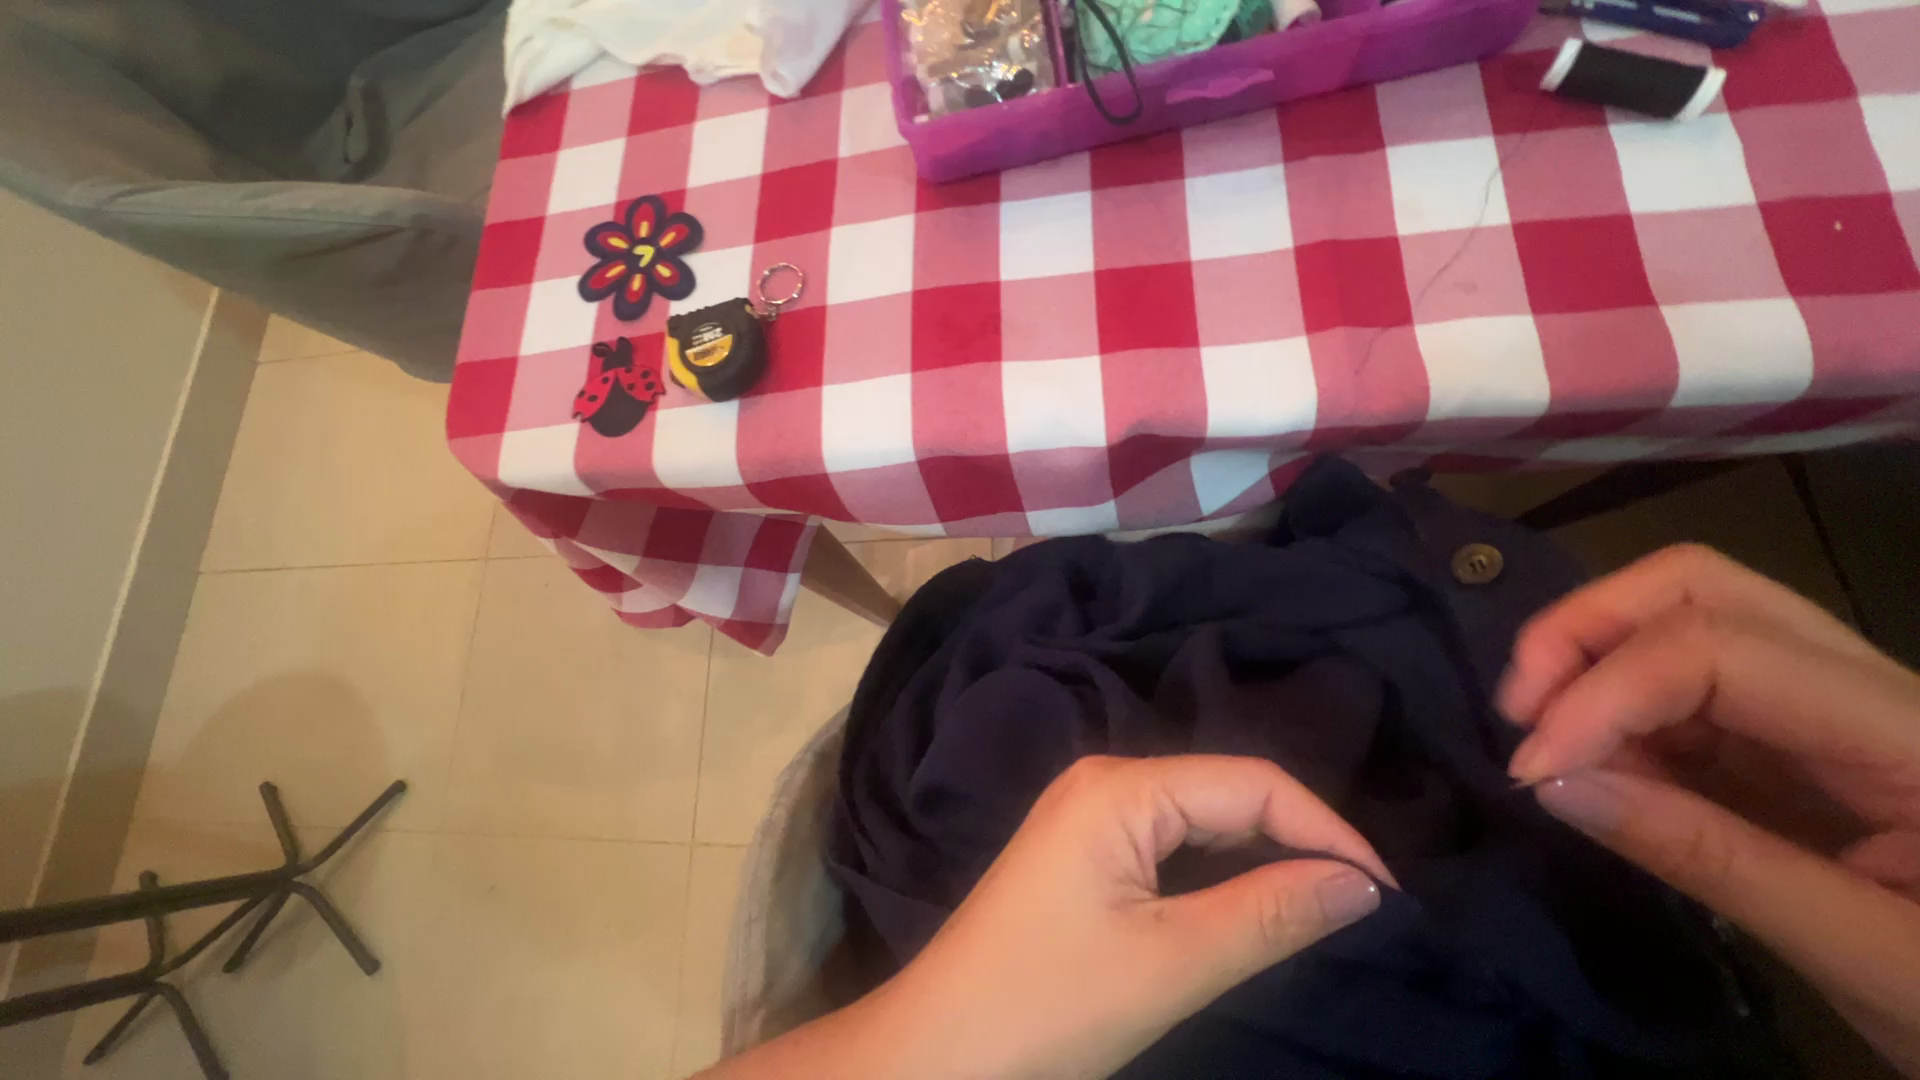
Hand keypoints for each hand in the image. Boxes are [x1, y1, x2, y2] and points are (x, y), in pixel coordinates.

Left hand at [700, 755, 1390, 1079]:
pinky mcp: (1084, 850)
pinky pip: (1170, 843)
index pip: (1250, 782)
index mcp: (1120, 786)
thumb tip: (1363, 885)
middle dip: (1297, 839)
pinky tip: (1253, 903)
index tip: (1389, 896)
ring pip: (1200, 818)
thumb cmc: (1050, 1002)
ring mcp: (1089, 813)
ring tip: (1326, 906)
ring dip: (1262, 856)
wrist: (941, 1046)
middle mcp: (1104, 780)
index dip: (1326, 829)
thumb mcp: (1172, 962)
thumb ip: (1269, 913)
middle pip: (1225, 791)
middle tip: (1365, 906)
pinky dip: (1219, 871)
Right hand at [1499, 544, 1919, 1074]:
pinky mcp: (1797, 729)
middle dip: (1582, 630)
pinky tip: (1596, 760)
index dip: (1604, 694)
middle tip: (1521, 705)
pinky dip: (1612, 702)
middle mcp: (1881, 687)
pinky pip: (1682, 678)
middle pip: (1700, 588)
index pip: (1722, 652)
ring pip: (1684, 613)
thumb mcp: (1875, 964)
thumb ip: (1712, 861)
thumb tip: (1553, 785)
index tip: (1532, 768)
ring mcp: (1837, 701)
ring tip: (1547, 731)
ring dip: (1588, 657)